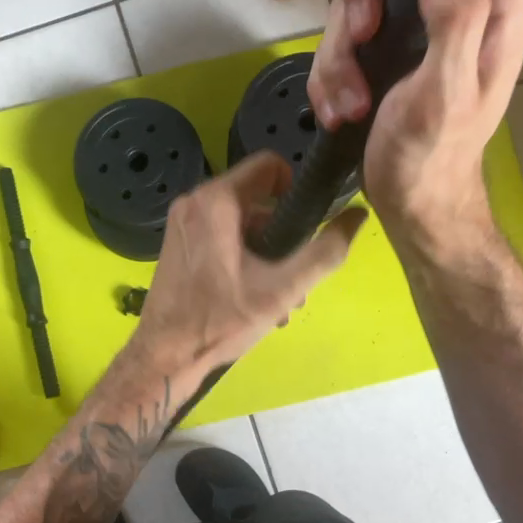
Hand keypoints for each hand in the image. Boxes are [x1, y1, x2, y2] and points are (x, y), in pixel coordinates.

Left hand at [130, 153, 366, 374]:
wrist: (164, 357)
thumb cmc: (220, 321)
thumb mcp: (282, 289)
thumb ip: (325, 251)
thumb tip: (358, 215)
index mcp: (216, 202)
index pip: (269, 165)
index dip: (297, 188)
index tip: (309, 224)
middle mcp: (193, 203)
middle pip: (256, 199)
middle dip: (283, 234)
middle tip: (296, 274)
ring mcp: (182, 226)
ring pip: (240, 224)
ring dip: (267, 255)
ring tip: (281, 298)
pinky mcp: (178, 247)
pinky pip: (221, 239)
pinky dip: (243, 259)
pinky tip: (256, 299)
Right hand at [309, 0, 522, 258]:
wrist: (411, 208)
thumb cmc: (436, 158)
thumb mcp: (447, 90)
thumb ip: (455, 13)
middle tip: (360, 31)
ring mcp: (416, 24)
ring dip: (341, 51)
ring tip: (347, 102)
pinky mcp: (384, 51)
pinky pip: (344, 36)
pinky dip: (332, 76)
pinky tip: (339, 110)